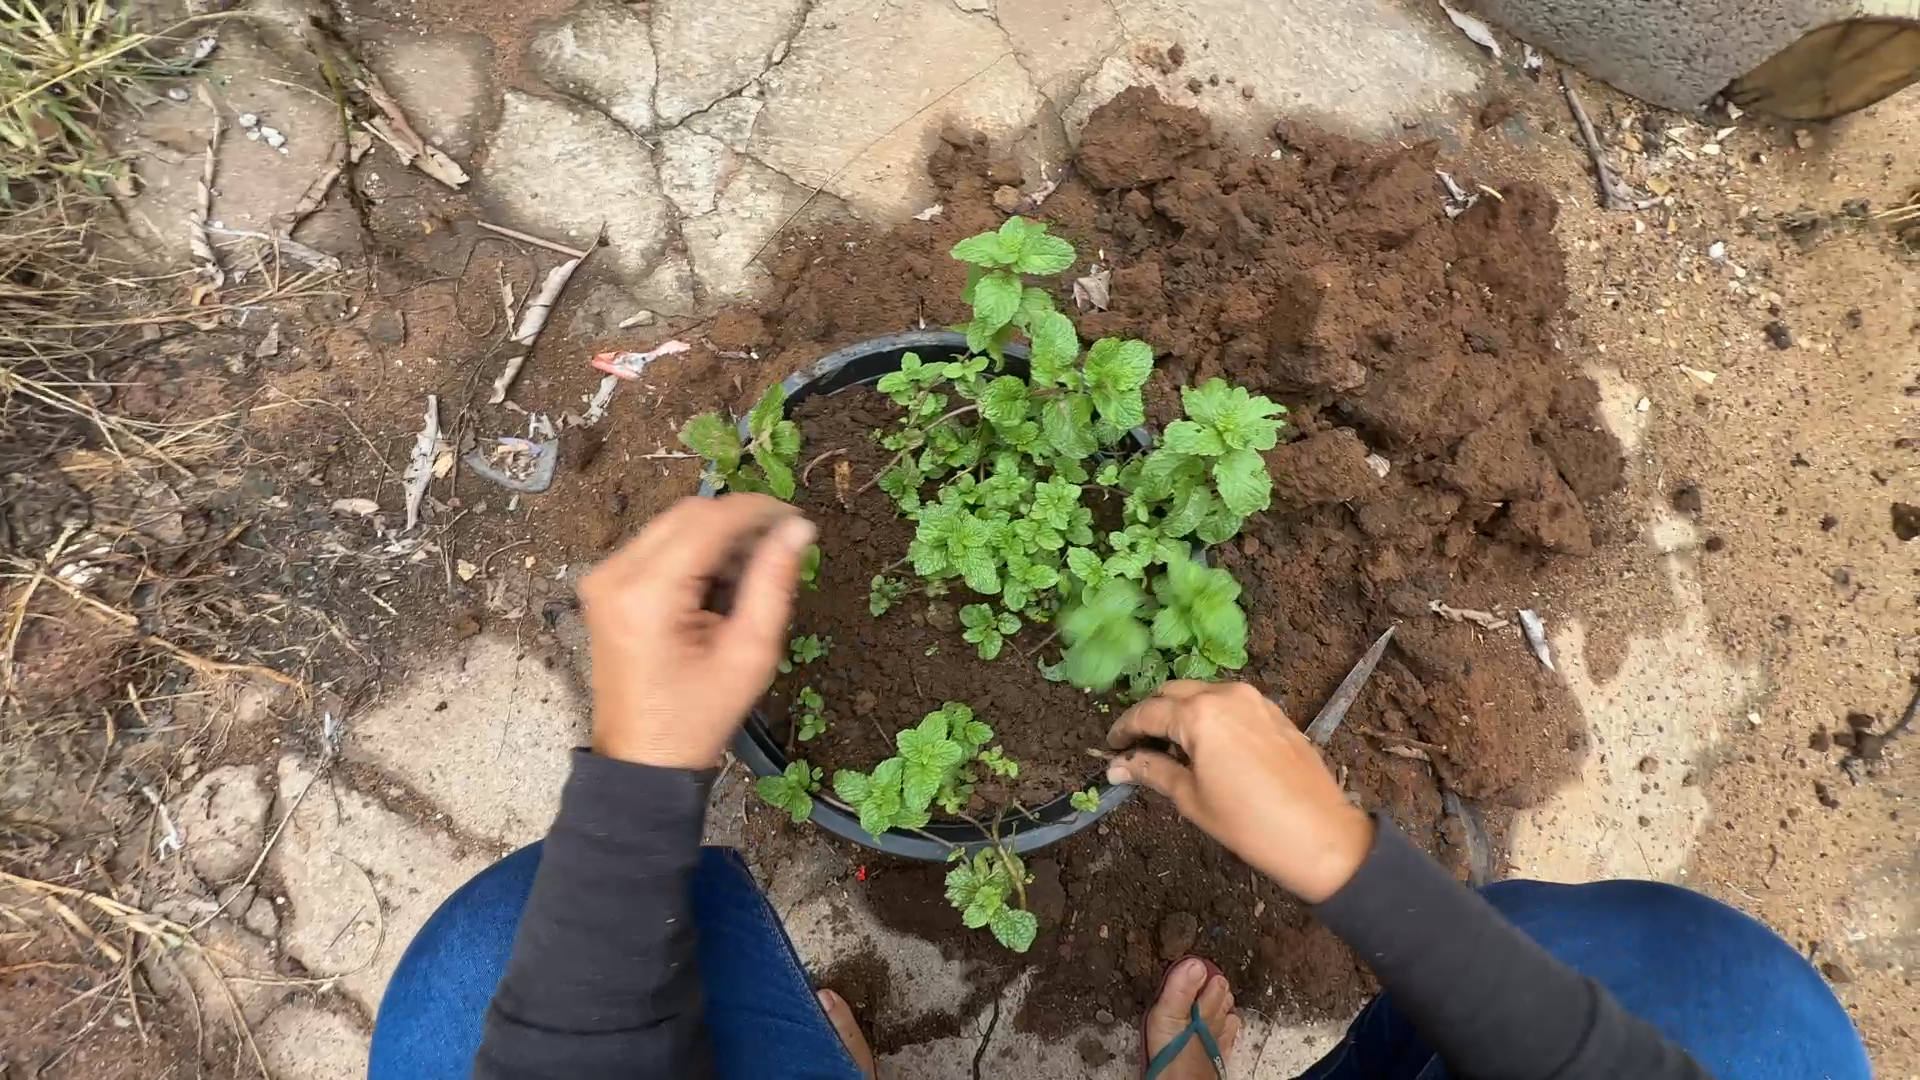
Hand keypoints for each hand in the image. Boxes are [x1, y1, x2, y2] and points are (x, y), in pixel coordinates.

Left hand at [578, 494, 815, 768]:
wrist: (643, 758)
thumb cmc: (700, 714)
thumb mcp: (751, 653)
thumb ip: (774, 583)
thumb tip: (799, 529)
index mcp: (648, 594)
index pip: (709, 521)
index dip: (758, 510)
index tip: (796, 519)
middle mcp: (616, 574)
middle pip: (689, 514)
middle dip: (740, 521)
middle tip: (780, 545)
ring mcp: (605, 577)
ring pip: (674, 524)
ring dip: (720, 535)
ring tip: (753, 571)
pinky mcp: (607, 585)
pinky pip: (659, 544)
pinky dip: (697, 549)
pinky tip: (721, 581)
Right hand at [1106, 681, 1372, 902]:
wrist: (1323, 838)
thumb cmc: (1249, 824)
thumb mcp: (1191, 798)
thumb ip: (1151, 771)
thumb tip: (1114, 768)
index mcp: (1198, 714)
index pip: (1147, 712)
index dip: (1124, 729)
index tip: (1112, 746)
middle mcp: (1224, 694)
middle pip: (1172, 692)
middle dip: (1150, 714)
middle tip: (1137, 744)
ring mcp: (1253, 699)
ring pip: (1201, 692)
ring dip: (1180, 710)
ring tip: (1172, 744)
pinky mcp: (1273, 710)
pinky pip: (1229, 701)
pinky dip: (1209, 713)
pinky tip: (1208, 743)